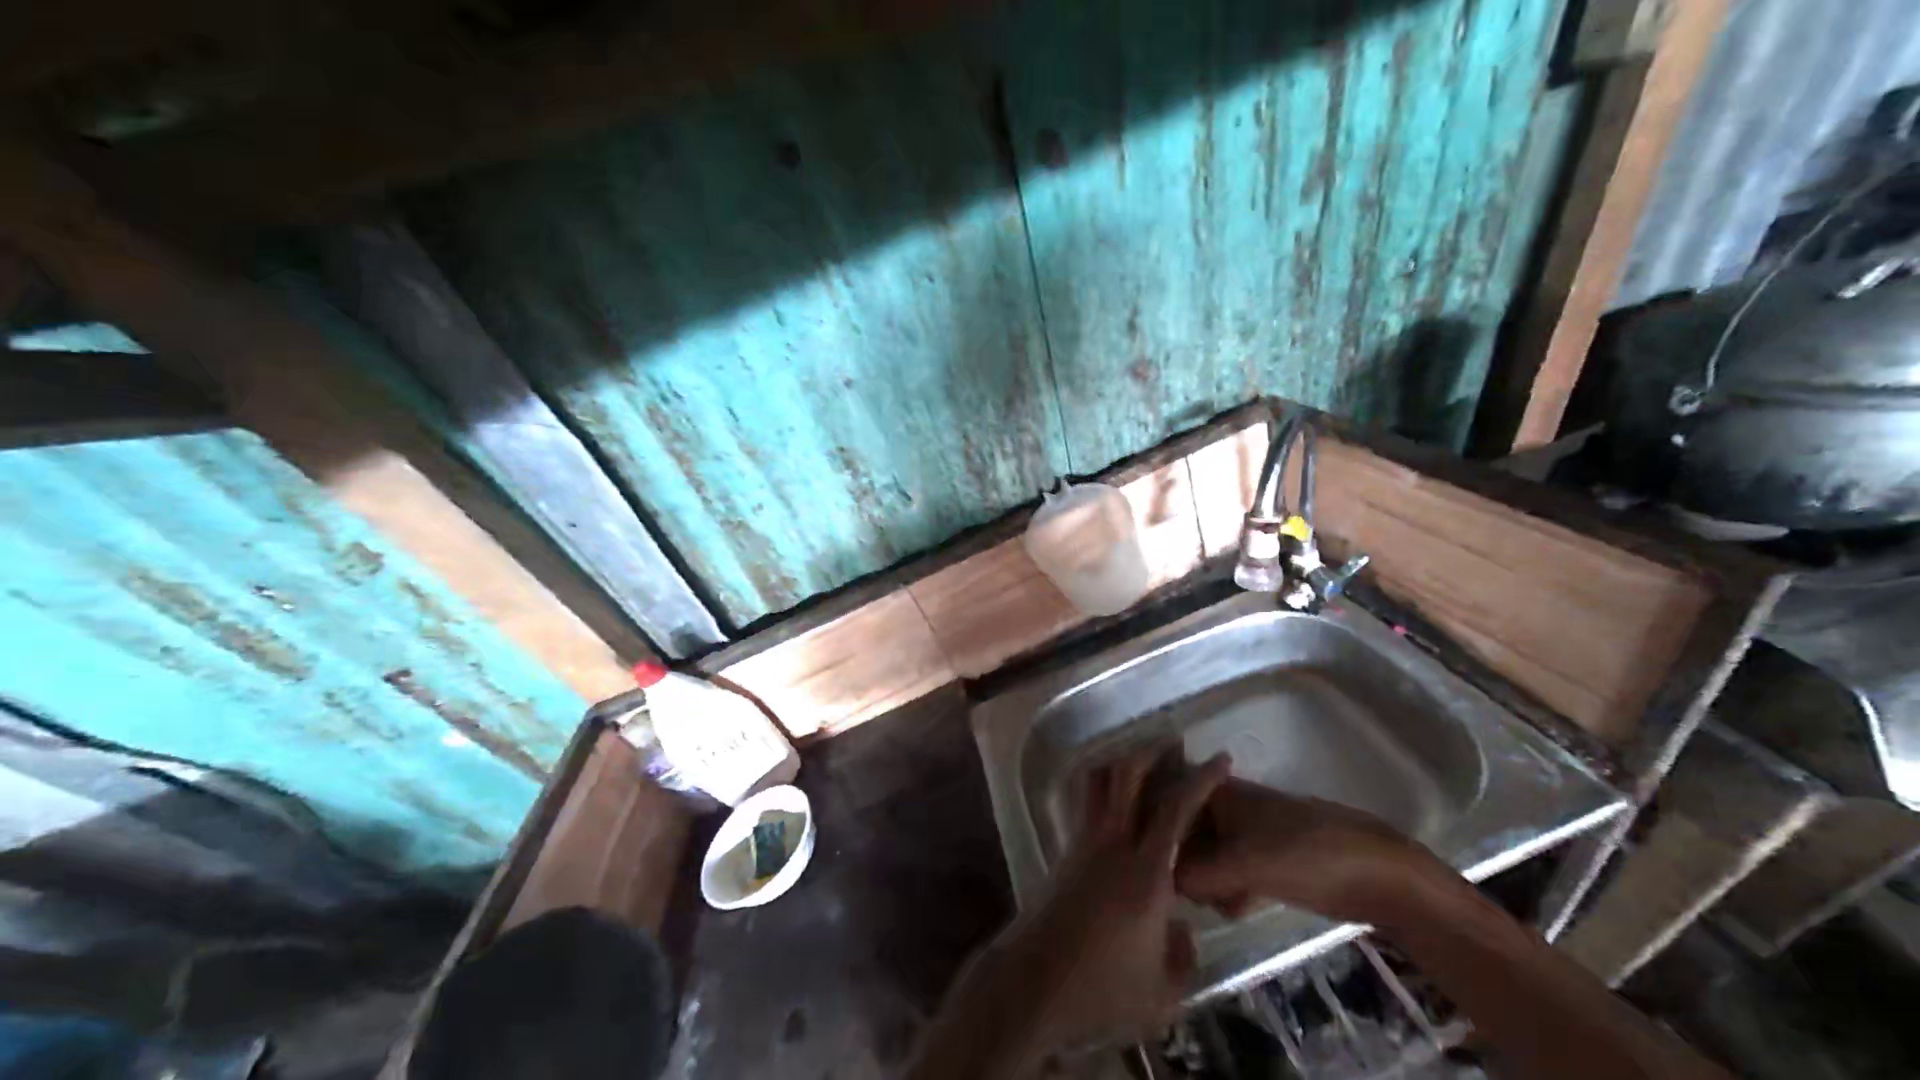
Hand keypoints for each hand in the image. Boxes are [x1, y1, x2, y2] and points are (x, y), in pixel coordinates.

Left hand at [986, 748, 1229, 1049]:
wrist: (1032, 982)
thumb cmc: (1102, 989)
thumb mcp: (1162, 991)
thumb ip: (1182, 956)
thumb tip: (1182, 927)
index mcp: (1147, 872)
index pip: (1176, 810)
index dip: (1200, 779)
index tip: (1219, 759)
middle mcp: (1112, 844)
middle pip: (1127, 776)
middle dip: (1152, 751)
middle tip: (1173, 741)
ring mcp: (1083, 844)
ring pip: (1099, 783)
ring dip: (1122, 764)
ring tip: (1144, 760)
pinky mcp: (1064, 853)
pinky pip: (1086, 804)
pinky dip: (1103, 789)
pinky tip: (1116, 803)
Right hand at [1175, 780, 1442, 924]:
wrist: (1380, 875)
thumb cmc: (1308, 855)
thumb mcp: (1245, 864)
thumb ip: (1195, 874)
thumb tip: (1161, 884)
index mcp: (1214, 791)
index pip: (1163, 805)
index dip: (1155, 835)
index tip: (1152, 866)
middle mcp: (1222, 807)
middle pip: (1180, 836)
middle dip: (1182, 866)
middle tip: (1196, 891)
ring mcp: (1243, 835)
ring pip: (1202, 859)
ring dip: (1207, 883)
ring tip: (1223, 902)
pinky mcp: (1263, 861)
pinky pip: (1226, 874)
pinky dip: (1227, 891)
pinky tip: (1239, 908)